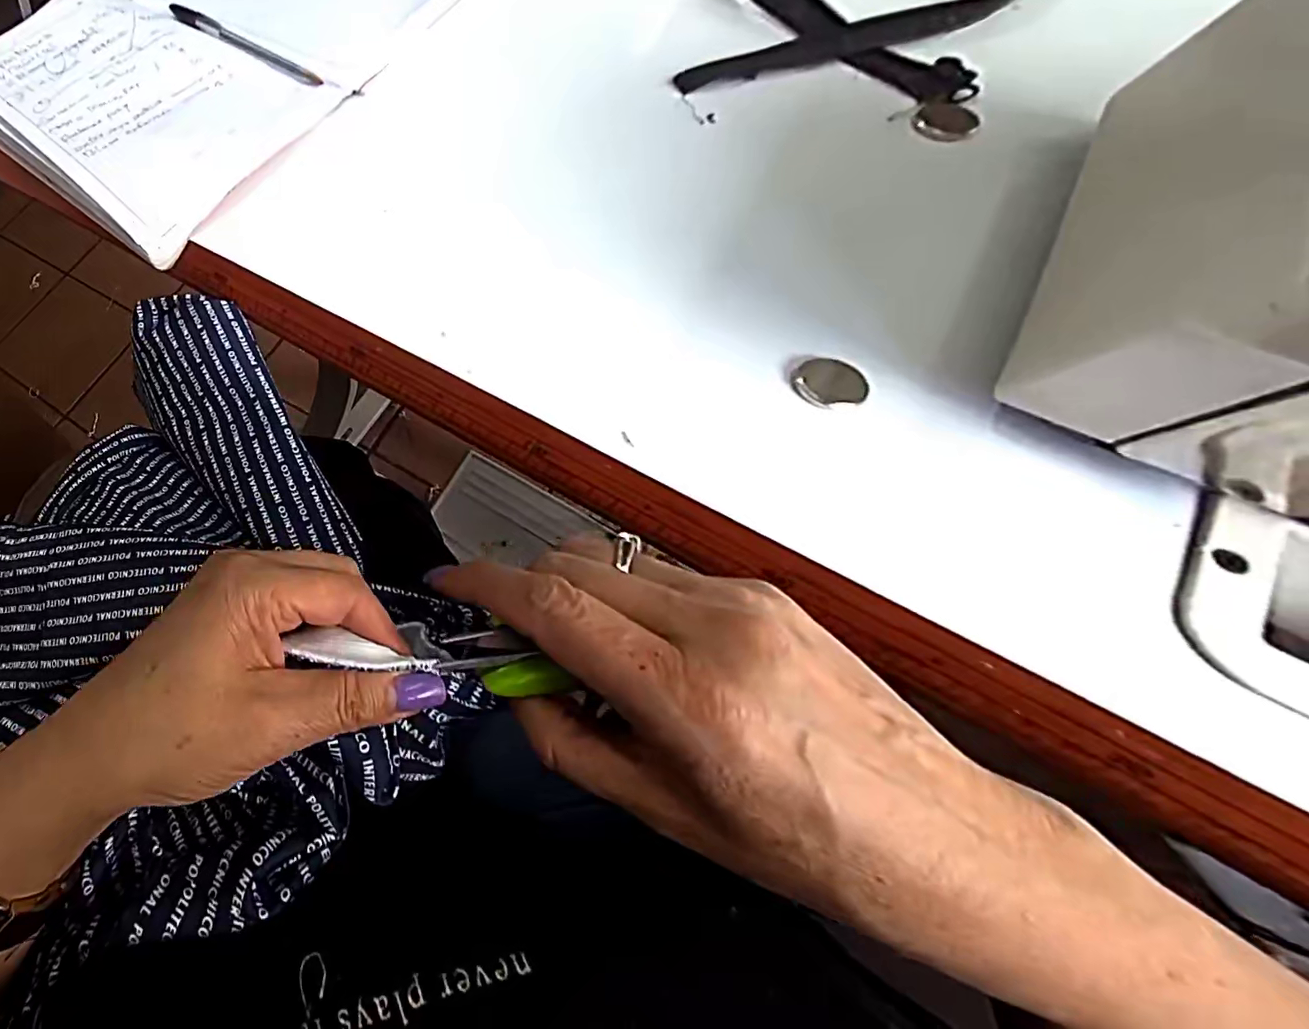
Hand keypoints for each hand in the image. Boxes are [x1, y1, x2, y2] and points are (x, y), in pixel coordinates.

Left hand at [52, 548, 446, 807]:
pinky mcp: (219, 605)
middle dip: (360, 630)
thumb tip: (425, 689)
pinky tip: (298, 677)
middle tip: (367, 688)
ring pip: (311, 591)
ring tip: (329, 689)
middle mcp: (241, 565)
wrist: (91, 756)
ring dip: (333, 636)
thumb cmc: (176, 737)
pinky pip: (284, 605)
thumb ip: (354, 699)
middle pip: (332, 580)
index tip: (403, 684)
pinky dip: (306, 636)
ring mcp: (226, 582)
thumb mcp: (275, 721)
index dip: (383, 635)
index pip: (347, 590)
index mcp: (253, 581)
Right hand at [429, 536, 1308, 1028]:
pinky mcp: (763, 592)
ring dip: (573, 593)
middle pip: (574, 566)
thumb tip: (520, 690)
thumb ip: (568, 742)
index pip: (555, 606)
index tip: (456, 582)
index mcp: (691, 697)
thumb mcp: (665, 814)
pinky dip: (620, 595)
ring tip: (586, 653)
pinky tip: (638, 644)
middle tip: (517, 641)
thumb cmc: (816, 843)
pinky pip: (657, 572)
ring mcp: (746, 600)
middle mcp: (720, 629)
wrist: (947, 839)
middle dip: (525, 590)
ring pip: (612, 561)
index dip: (488, 585)